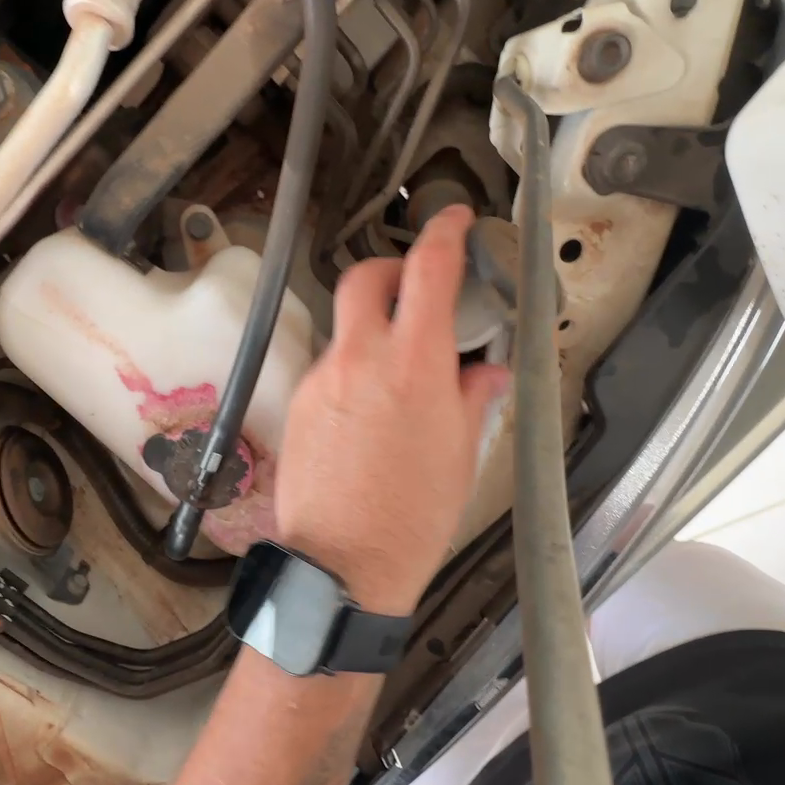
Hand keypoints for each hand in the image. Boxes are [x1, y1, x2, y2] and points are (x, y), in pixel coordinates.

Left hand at [273, 206, 509, 616]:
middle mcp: (360, 361)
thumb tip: (485, 372)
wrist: (343, 563)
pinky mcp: (300, 405)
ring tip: (395, 376)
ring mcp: (322, 381)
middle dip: (390, 271)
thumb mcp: (461, 454)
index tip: (451, 221)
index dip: (443, 232)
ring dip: (370, 333)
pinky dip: (350, 371)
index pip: (427, 269)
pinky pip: (328, 370)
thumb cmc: (410, 520)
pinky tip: (367, 411)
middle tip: (413, 290)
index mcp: (414, 365)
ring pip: (344, 330)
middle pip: (364, 278)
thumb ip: (472, 397)